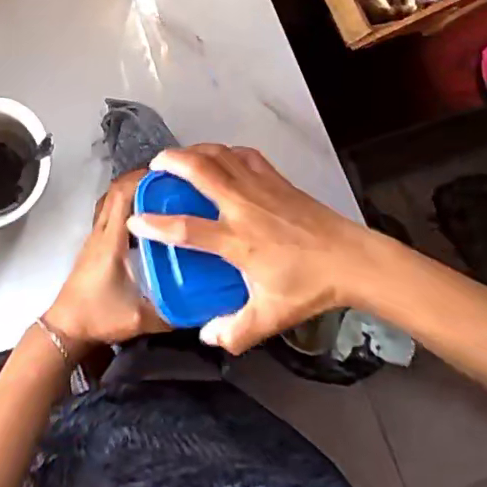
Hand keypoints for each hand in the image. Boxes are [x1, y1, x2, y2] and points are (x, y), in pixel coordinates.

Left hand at [43, 170, 169, 349]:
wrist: (67, 327)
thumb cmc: (99, 317)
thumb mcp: (140, 319)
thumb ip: (173, 312)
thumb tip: (205, 304)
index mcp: (111, 241)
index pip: (123, 196)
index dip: (142, 179)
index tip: (168, 175)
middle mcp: (101, 232)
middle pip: (116, 191)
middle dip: (140, 179)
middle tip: (169, 181)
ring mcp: (95, 236)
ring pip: (110, 200)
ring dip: (131, 191)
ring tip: (159, 194)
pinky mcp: (94, 244)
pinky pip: (109, 213)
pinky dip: (125, 206)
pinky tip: (145, 218)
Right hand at [127, 144, 384, 353]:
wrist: (351, 260)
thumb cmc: (308, 287)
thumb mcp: (270, 317)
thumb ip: (236, 330)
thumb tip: (207, 336)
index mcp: (237, 241)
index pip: (186, 229)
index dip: (155, 225)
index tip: (135, 220)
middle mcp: (242, 206)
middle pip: (199, 170)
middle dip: (171, 161)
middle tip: (155, 165)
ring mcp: (259, 187)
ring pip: (219, 155)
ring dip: (195, 150)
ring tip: (181, 157)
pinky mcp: (275, 178)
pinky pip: (243, 155)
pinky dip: (226, 152)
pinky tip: (221, 158)